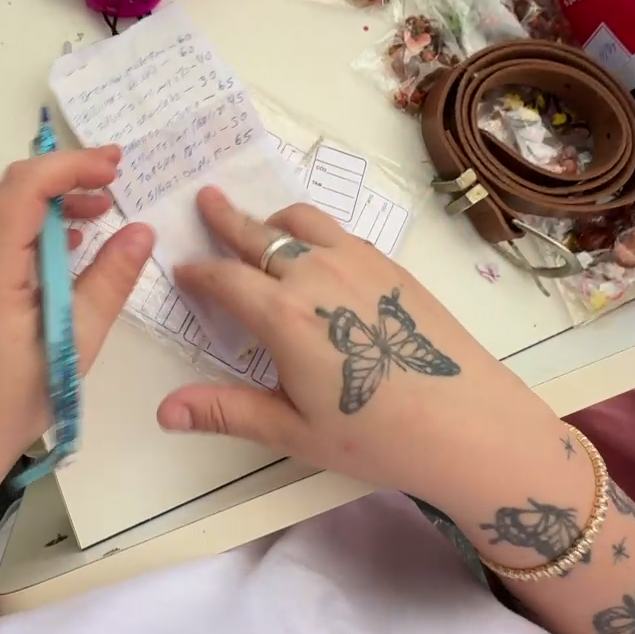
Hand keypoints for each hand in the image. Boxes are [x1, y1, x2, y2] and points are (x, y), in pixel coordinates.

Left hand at [0, 146, 154, 479]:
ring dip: (53, 202)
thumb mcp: (75, 341)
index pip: (25, 187)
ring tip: (102, 210)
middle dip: (67, 178)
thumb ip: (109, 280)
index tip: (115, 165)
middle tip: (116, 181)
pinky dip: (35, 226)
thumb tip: (141, 230)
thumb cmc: (14, 399)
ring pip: (5, 208)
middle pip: (13, 190)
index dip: (72, 166)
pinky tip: (71, 242)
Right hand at [157, 187, 550, 505]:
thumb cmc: (376, 436)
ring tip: (259, 223)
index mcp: (284, 315)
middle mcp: (315, 274)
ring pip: (301, 220)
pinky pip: (337, 230)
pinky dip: (311, 229)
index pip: (225, 279)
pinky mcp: (388, 263)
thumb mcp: (292, 431)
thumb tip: (164, 412)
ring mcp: (356, 261)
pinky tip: (315, 250)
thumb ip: (225, 411)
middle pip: (258, 234)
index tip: (182, 268)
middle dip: (226, 217)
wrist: (470, 424)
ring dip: (271, 218)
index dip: (198, 273)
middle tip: (204, 197)